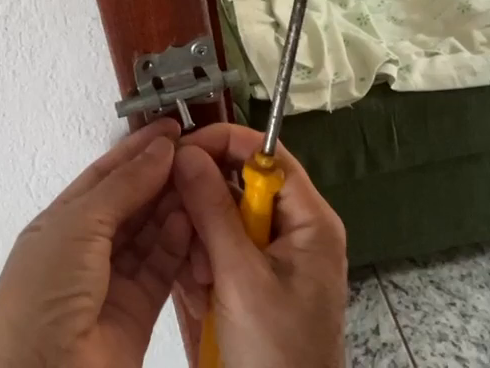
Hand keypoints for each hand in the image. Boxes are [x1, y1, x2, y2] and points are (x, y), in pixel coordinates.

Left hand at [0, 119, 191, 367]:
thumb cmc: (44, 293)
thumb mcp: (78, 227)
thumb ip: (123, 187)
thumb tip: (159, 148)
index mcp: (63, 221)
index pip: (105, 175)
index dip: (138, 150)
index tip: (172, 128)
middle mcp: (88, 247)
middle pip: (132, 202)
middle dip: (161, 176)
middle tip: (199, 153)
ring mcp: (114, 279)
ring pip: (151, 233)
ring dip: (174, 206)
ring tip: (202, 180)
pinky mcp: (140, 309)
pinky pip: (163, 267)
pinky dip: (179, 243)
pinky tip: (195, 219)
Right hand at [172, 124, 346, 367]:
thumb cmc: (275, 350)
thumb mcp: (241, 278)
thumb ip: (212, 210)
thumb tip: (186, 152)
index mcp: (310, 220)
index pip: (267, 154)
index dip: (224, 143)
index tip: (180, 150)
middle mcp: (296, 229)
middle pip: (241, 184)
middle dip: (207, 205)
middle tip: (186, 231)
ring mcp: (275, 256)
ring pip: (224, 217)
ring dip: (203, 242)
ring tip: (200, 281)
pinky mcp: (255, 280)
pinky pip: (221, 250)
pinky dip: (204, 265)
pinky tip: (201, 295)